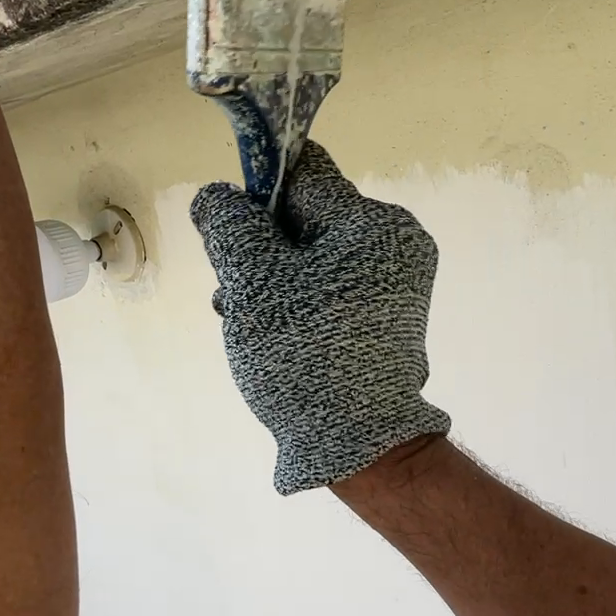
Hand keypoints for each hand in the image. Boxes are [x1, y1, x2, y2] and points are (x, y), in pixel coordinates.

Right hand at [191, 141, 450, 494]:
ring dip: (271, 279)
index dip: (259, 189)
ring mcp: (394, 283)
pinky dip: (296, 300)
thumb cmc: (305, 353)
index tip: (229, 223)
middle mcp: (395, 243)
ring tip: (243, 319)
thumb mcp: (255, 281)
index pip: (306, 173)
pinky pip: (330, 286)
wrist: (356, 443)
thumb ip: (231, 224)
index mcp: (374, 223)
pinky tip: (269, 332)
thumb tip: (220, 196)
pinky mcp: (386, 315)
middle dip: (261, 247)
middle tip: (233, 289)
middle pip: (306, 217)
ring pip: (312, 256)